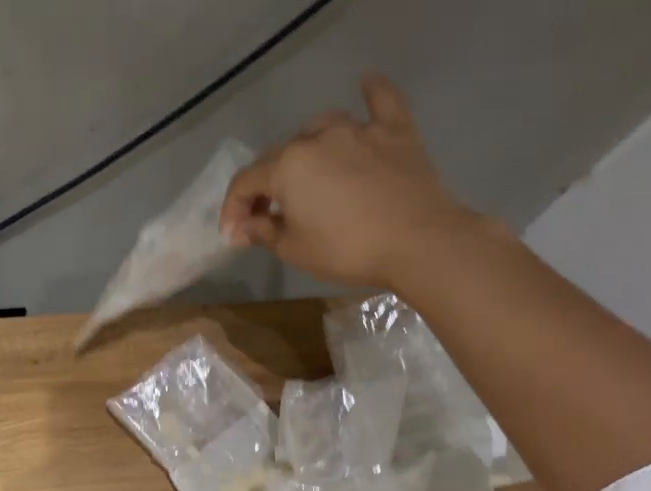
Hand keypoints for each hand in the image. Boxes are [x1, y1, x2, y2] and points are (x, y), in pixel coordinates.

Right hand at [220, 74, 498, 289]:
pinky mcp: (396, 132)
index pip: (245, 182)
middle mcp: (319, 139)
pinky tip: (366, 81)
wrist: (418, 241)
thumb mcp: (290, 248)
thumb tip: (246, 226)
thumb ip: (262, 230)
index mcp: (287, 166)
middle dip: (265, 184)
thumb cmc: (344, 249)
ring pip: (320, 127)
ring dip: (305, 146)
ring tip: (304, 169)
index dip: (233, 209)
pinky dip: (372, 91)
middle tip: (266, 214)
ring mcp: (360, 131)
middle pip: (279, 154)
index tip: (234, 233)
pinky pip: (383, 102)